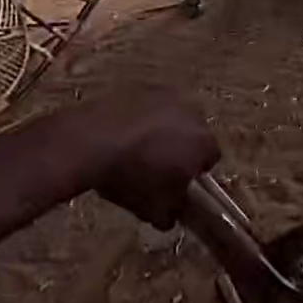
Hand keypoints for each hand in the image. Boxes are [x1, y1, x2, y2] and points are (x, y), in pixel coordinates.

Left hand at [79, 95, 219, 228]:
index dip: (195, 172)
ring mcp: (166, 95)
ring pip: (171, 116)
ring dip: (161, 129)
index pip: (211, 159)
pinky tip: (121, 132)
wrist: (91, 141)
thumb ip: (170, 213)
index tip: (178, 182)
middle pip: (193, 133)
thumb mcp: (153, 209)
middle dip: (180, 146)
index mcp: (203, 143)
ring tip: (136, 148)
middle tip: (157, 165)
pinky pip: (148, 105)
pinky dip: (140, 116)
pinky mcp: (140, 86)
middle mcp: (193, 113)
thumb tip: (171, 216)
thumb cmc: (131, 177)